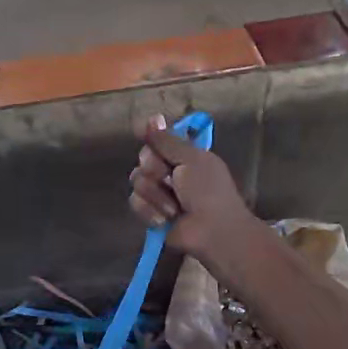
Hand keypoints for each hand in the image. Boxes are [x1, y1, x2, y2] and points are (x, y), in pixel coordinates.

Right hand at [127, 114, 259, 258]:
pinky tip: (165, 219)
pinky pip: (136, 203)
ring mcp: (160, 193)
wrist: (211, 231)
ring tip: (173, 207)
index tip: (149, 138)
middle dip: (154, 169)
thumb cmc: (208, 191)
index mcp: (185, 155)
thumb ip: (167, 140)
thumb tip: (152, 117)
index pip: (158, 140)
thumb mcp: (191, 158)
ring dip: (155, 194)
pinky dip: (150, 211)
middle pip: (144, 159)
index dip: (153, 140)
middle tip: (169, 178)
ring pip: (138, 181)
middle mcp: (171, 171)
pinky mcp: (151, 213)